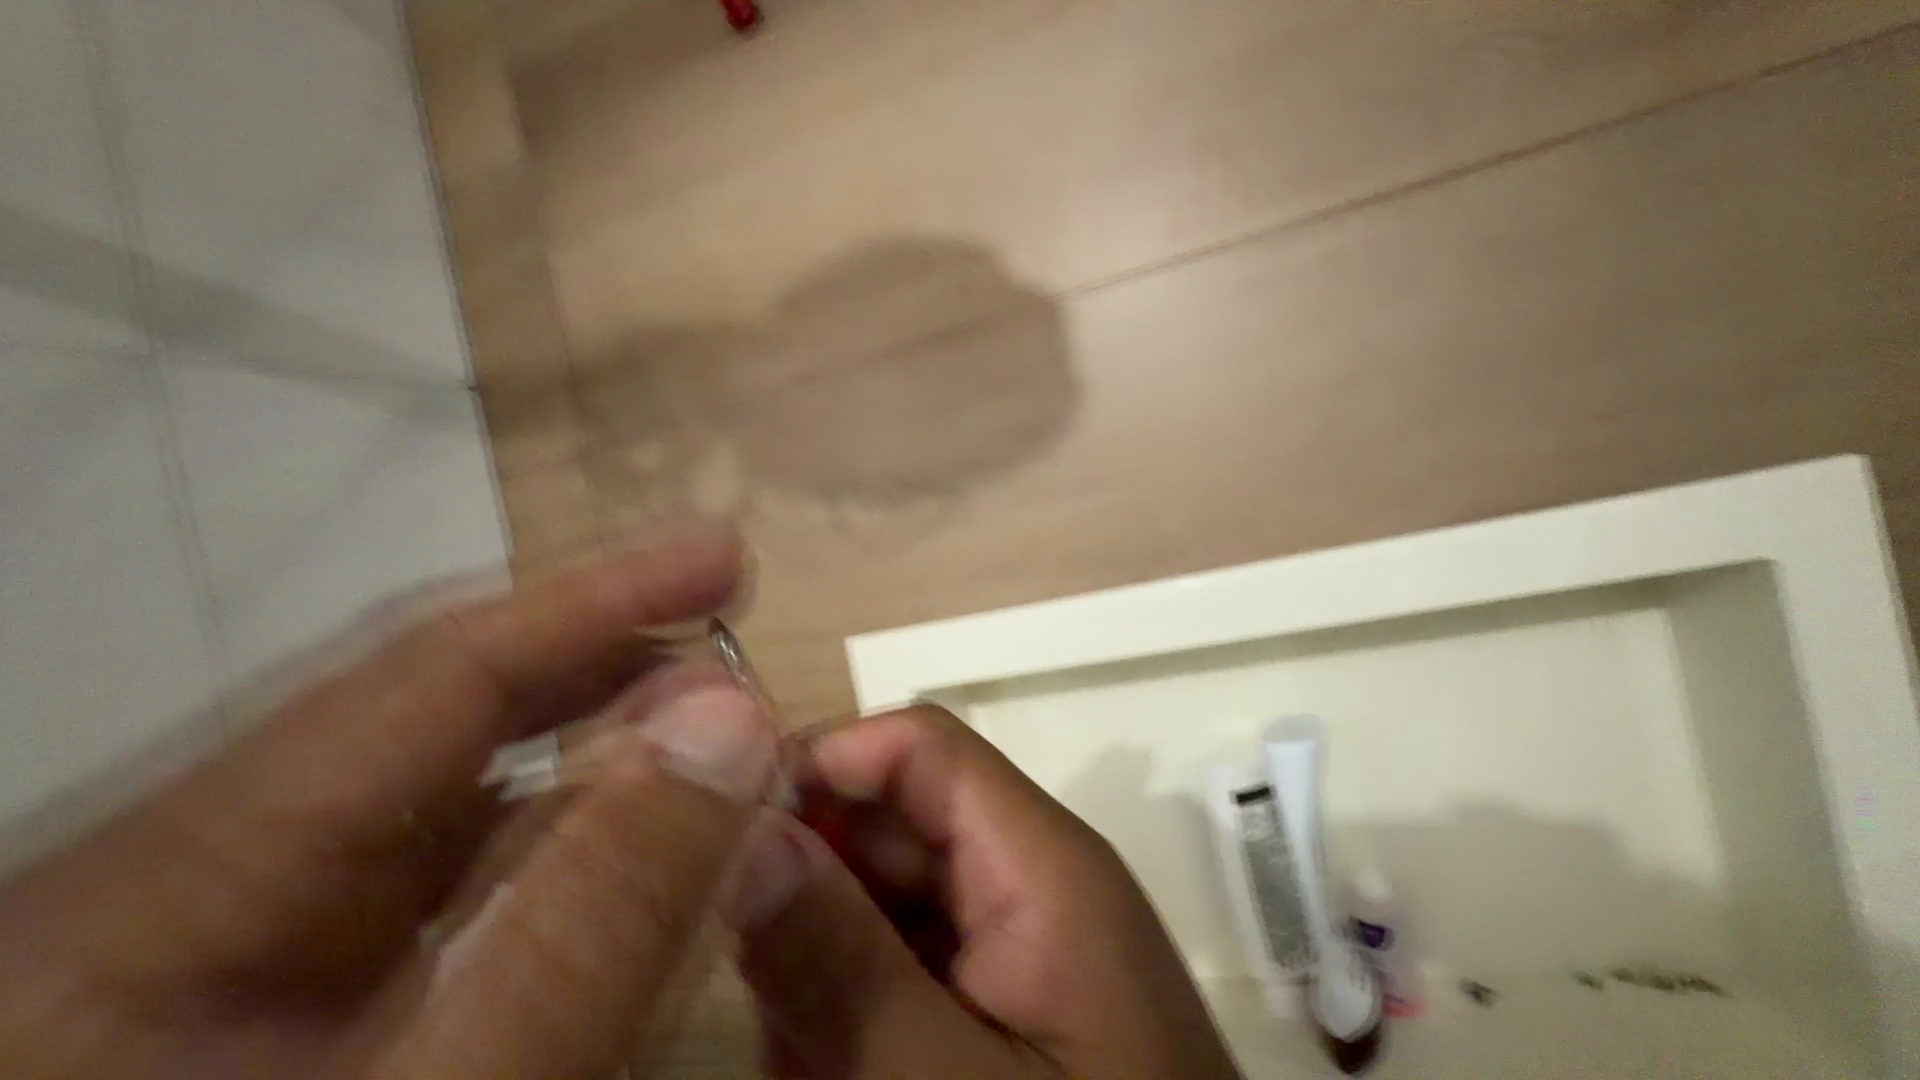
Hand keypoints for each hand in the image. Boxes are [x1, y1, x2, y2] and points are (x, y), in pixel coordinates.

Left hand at [0, 523, 786, 1079]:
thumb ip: (593, 912)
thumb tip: (731, 723)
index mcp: (188, 881)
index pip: (438, 674)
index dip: (597, 596)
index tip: (723, 554)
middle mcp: (213, 884)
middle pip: (449, 720)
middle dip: (608, 661)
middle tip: (732, 630)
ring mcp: (248, 946)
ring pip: (464, 801)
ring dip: (596, 755)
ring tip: (711, 729)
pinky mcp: (292, 1003)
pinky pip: (460, 882)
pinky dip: (567, 847)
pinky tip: (640, 851)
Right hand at [737, 704, 1243, 1079]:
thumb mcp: (946, 1079)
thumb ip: (841, 964)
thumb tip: (746, 836)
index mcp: (1041, 861)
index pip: (918, 745)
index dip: (822, 764)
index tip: (728, 839)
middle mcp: (1030, 879)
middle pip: (891, 825)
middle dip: (811, 897)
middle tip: (763, 999)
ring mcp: (1017, 942)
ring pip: (884, 903)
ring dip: (825, 974)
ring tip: (813, 1070)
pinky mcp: (1008, 998)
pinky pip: (908, 966)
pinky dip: (859, 1015)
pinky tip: (839, 1076)